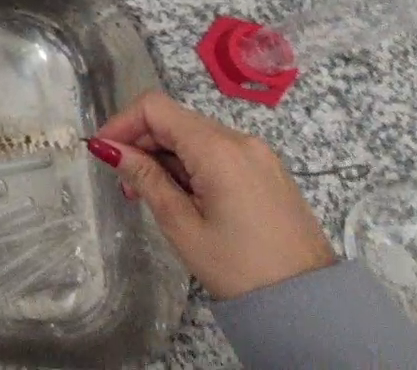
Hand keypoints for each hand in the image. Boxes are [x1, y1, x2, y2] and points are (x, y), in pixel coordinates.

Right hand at [87, 90, 336, 299]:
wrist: (312, 308)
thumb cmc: (239, 267)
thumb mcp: (180, 222)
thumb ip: (143, 176)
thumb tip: (106, 146)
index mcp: (218, 148)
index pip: (154, 107)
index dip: (121, 123)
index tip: (103, 152)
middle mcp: (241, 140)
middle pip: (173, 120)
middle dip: (140, 144)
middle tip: (126, 184)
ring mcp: (259, 156)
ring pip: (193, 137)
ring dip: (163, 157)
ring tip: (151, 196)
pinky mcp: (267, 172)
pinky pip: (216, 153)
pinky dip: (189, 165)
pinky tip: (184, 197)